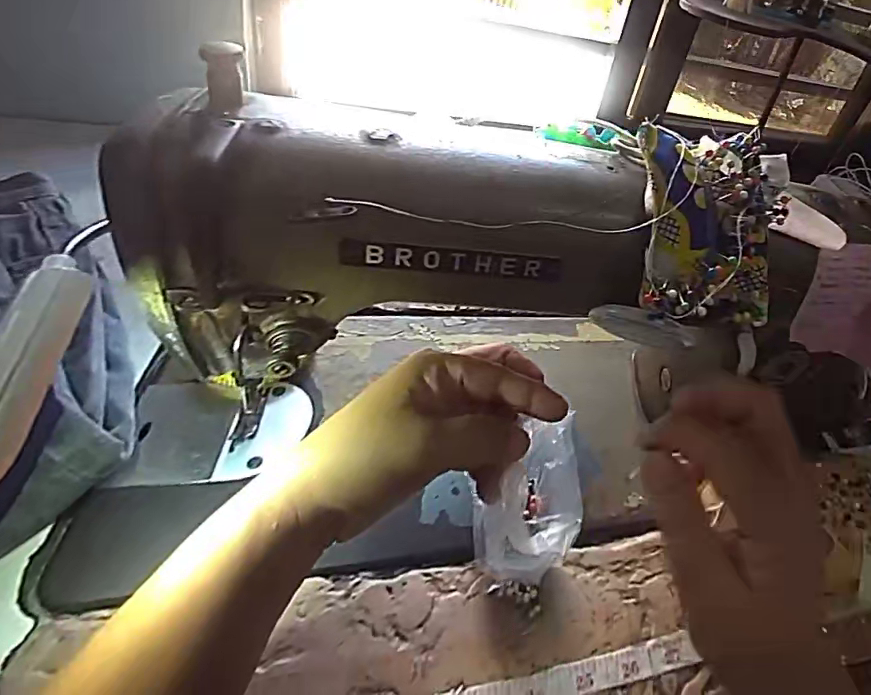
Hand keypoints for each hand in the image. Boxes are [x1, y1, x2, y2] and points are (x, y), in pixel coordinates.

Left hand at [281, 345, 568, 540]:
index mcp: (437, 369)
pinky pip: (470, 442)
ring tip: (501, 480)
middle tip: (532, 440)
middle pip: (494, 388)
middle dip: (517, 413)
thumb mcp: (429, 444)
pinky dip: (483, 460)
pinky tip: (486, 487)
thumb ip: (483, 437)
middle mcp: (439, 384)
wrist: (310, 500)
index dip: (531, 391)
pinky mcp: (427, 442)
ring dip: (500, 444)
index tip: (561, 414)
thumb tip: (523, 439)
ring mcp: (433, 414)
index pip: (496, 373)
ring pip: (485, 419)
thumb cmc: (368, 458)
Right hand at [641, 379, 853, 694]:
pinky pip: (760, 435)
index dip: (681, 431)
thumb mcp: (704, 592)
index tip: (644, 442)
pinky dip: (726, 428)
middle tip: (669, 409)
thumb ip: (681, 521)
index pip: (727, 445)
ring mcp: (797, 484)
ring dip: (718, 407)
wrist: (791, 670)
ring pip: (763, 414)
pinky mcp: (789, 489)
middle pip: (761, 407)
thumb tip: (653, 457)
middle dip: (712, 395)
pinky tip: (696, 457)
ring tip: (676, 427)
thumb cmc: (745, 639)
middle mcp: (794, 486)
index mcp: (774, 513)